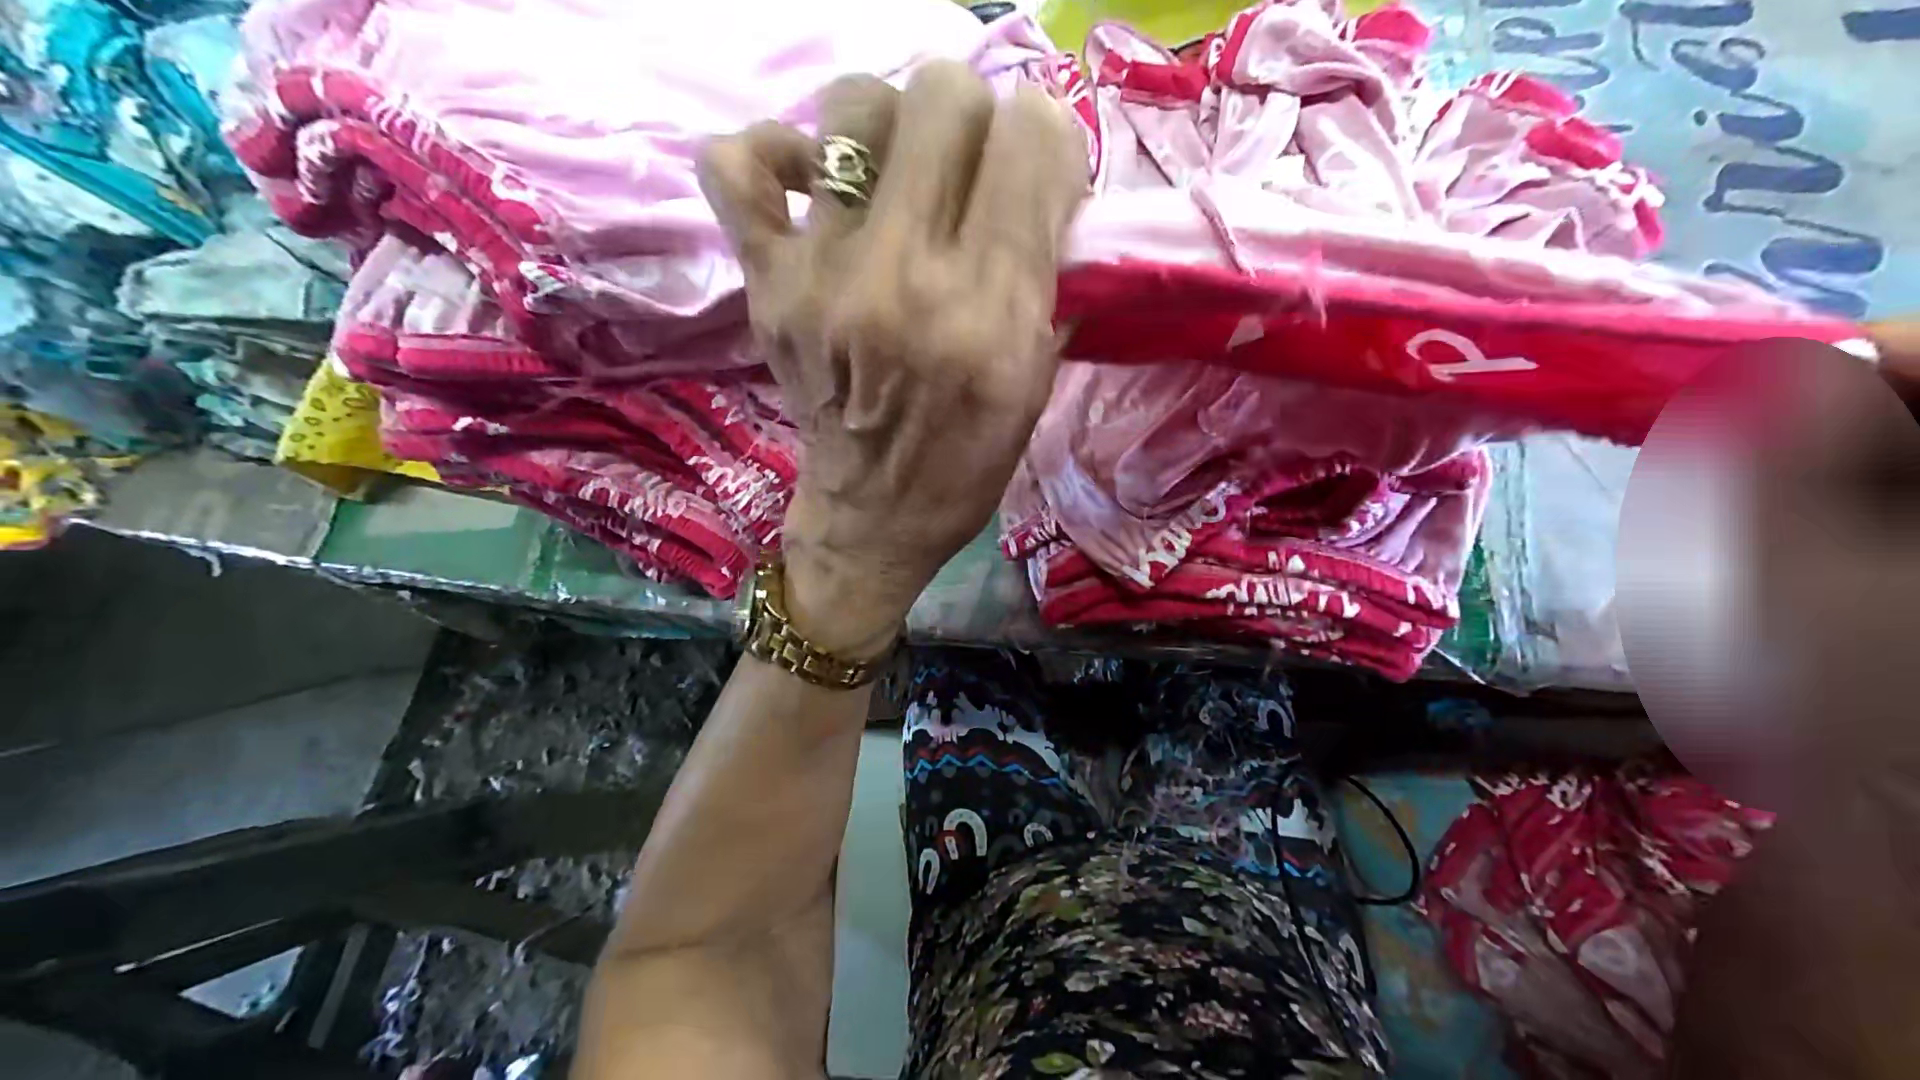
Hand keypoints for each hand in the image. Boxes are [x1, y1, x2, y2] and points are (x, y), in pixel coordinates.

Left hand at [698, 64, 1087, 655]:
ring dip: (888, 129)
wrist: (872, 518)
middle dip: (973, 122)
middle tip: (968, 174)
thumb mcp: (1034, 382)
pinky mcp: (765, 285)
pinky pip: (735, 165)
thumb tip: (1043, 184)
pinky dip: (772, 154)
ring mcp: (822, 276)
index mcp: (989, 313)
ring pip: (853, 106)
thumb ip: (1046, 275)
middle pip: (944, 93)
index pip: (1031, 137)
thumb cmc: (963, 463)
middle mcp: (904, 278)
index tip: (1033, 181)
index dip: (1043, 141)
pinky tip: (811, 184)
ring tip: (897, 180)